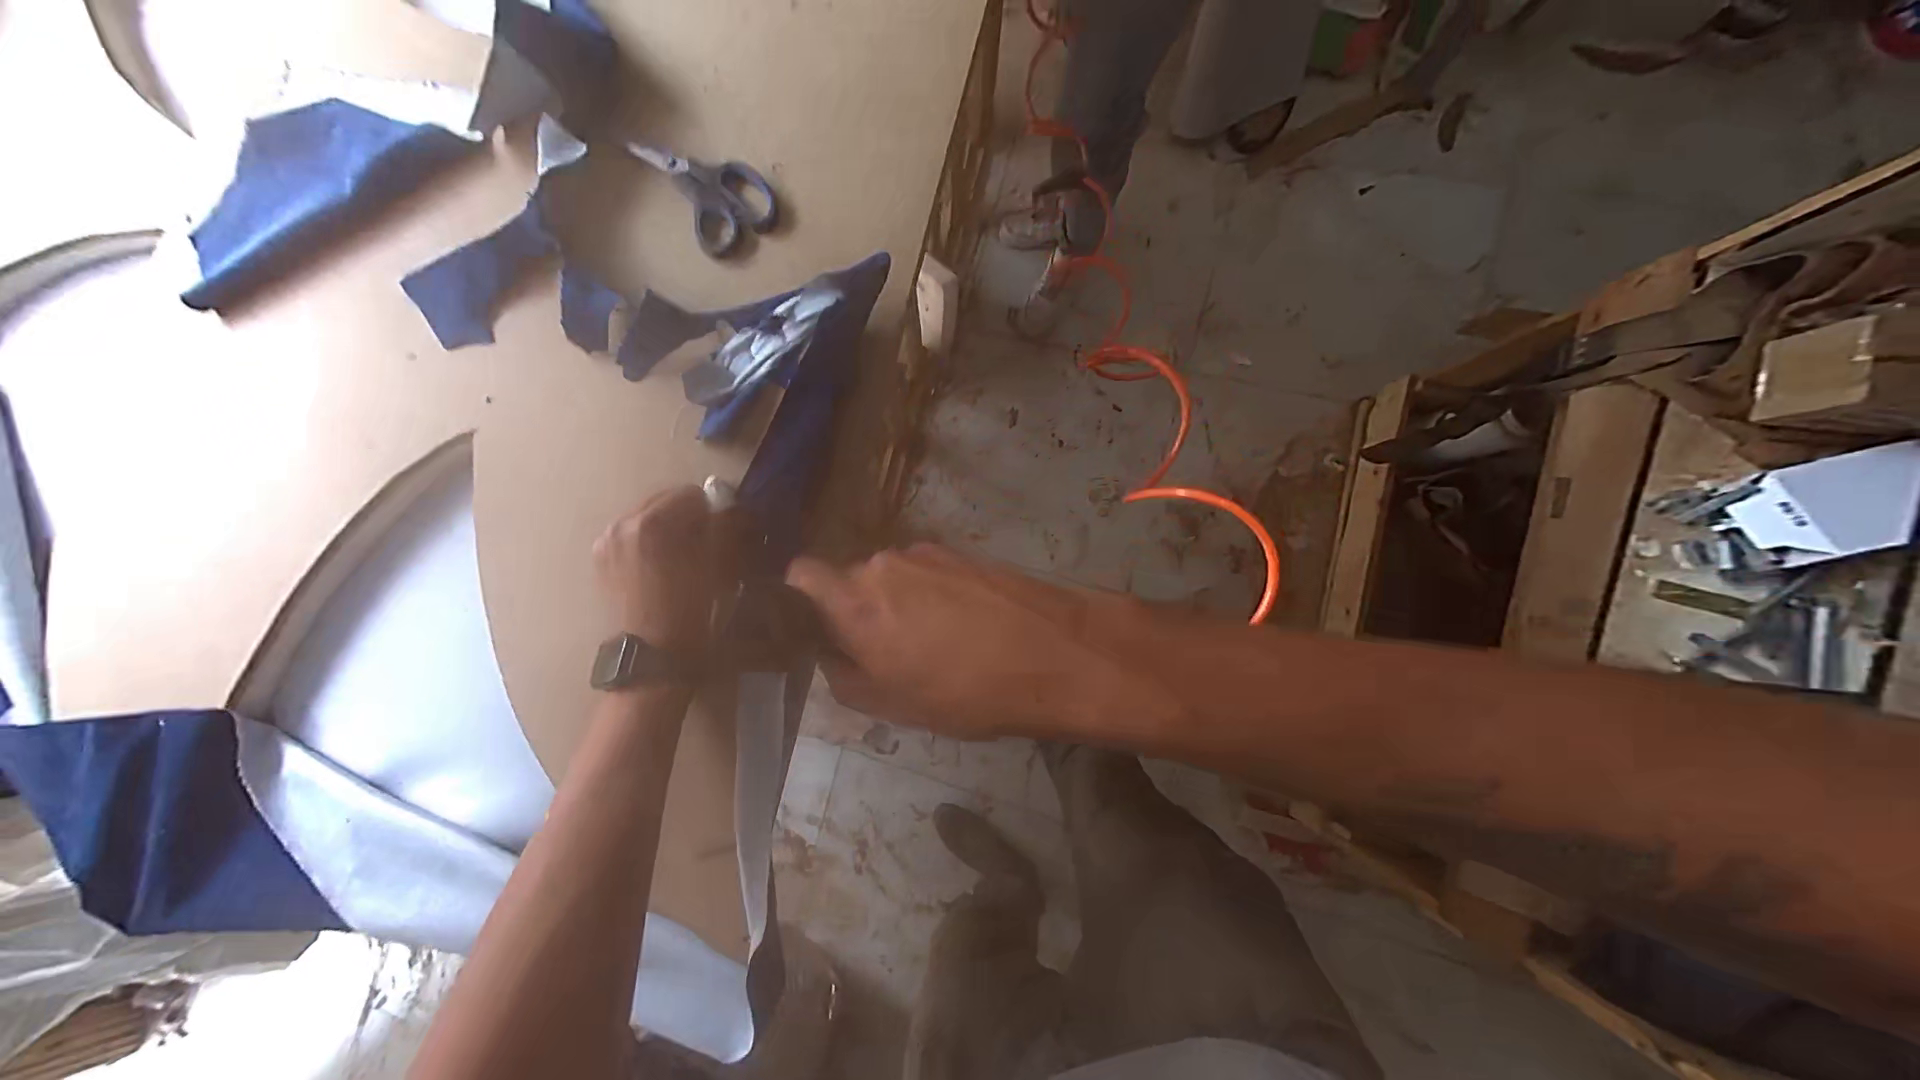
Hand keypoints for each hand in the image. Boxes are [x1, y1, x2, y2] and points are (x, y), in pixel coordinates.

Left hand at [593, 486, 717, 653]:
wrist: (653, 657)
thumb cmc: (692, 612)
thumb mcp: (720, 565)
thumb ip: (725, 526)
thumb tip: (731, 505)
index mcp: (653, 523)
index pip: (691, 494)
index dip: (713, 510)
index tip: (723, 531)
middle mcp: (623, 525)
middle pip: (665, 501)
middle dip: (688, 516)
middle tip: (706, 542)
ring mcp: (607, 543)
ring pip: (647, 517)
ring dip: (668, 528)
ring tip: (683, 556)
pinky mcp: (601, 561)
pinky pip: (632, 536)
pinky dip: (649, 543)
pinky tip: (663, 567)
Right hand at [786, 544, 1123, 739]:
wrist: (1052, 654)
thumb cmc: (963, 691)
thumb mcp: (890, 705)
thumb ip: (842, 676)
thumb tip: (832, 654)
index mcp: (853, 601)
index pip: (801, 574)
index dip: (802, 597)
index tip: (820, 627)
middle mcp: (882, 565)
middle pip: (852, 580)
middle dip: (860, 610)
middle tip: (888, 649)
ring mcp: (925, 553)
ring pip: (892, 577)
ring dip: (899, 602)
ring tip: (935, 641)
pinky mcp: (961, 552)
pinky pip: (927, 572)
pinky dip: (933, 594)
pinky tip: (964, 625)